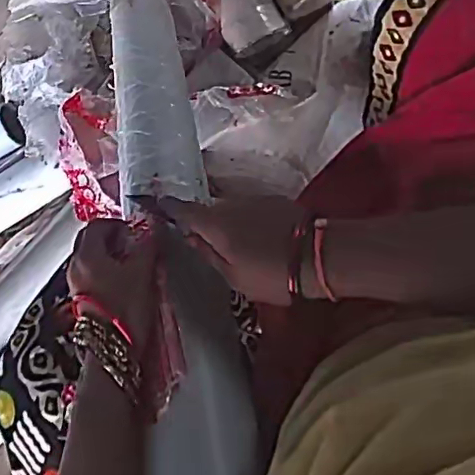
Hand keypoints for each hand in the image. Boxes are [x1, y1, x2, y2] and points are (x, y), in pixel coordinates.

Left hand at [67, 219, 159, 349]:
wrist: (111, 350)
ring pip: (90, 258)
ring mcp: (75, 284)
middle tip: (132, 241)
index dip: (117, 223)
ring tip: (131, 260)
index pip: (97, 225)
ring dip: (108, 254)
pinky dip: (105, 270)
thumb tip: (151, 228)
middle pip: (90, 240)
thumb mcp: (142, 272)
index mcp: (87, 254)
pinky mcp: (81, 299)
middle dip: (111, 237)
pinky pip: (91, 274)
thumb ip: (146, 246)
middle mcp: (76, 266)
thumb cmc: (125, 308)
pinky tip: (123, 280)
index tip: (134, 228)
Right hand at [157, 196, 306, 305]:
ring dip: (227, 221)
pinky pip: (250, 209)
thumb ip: (208, 254)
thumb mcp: (233, 276)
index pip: (181, 208)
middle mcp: (228, 204)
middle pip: (206, 208)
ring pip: (229, 208)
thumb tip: (190, 237)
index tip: (155, 205)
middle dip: (201, 220)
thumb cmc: (270, 274)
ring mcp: (252, 198)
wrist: (319, 256)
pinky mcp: (274, 200)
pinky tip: (258, 237)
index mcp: (212, 223)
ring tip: (235, 242)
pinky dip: (247, 220)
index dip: (166, 206)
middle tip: (202, 238)